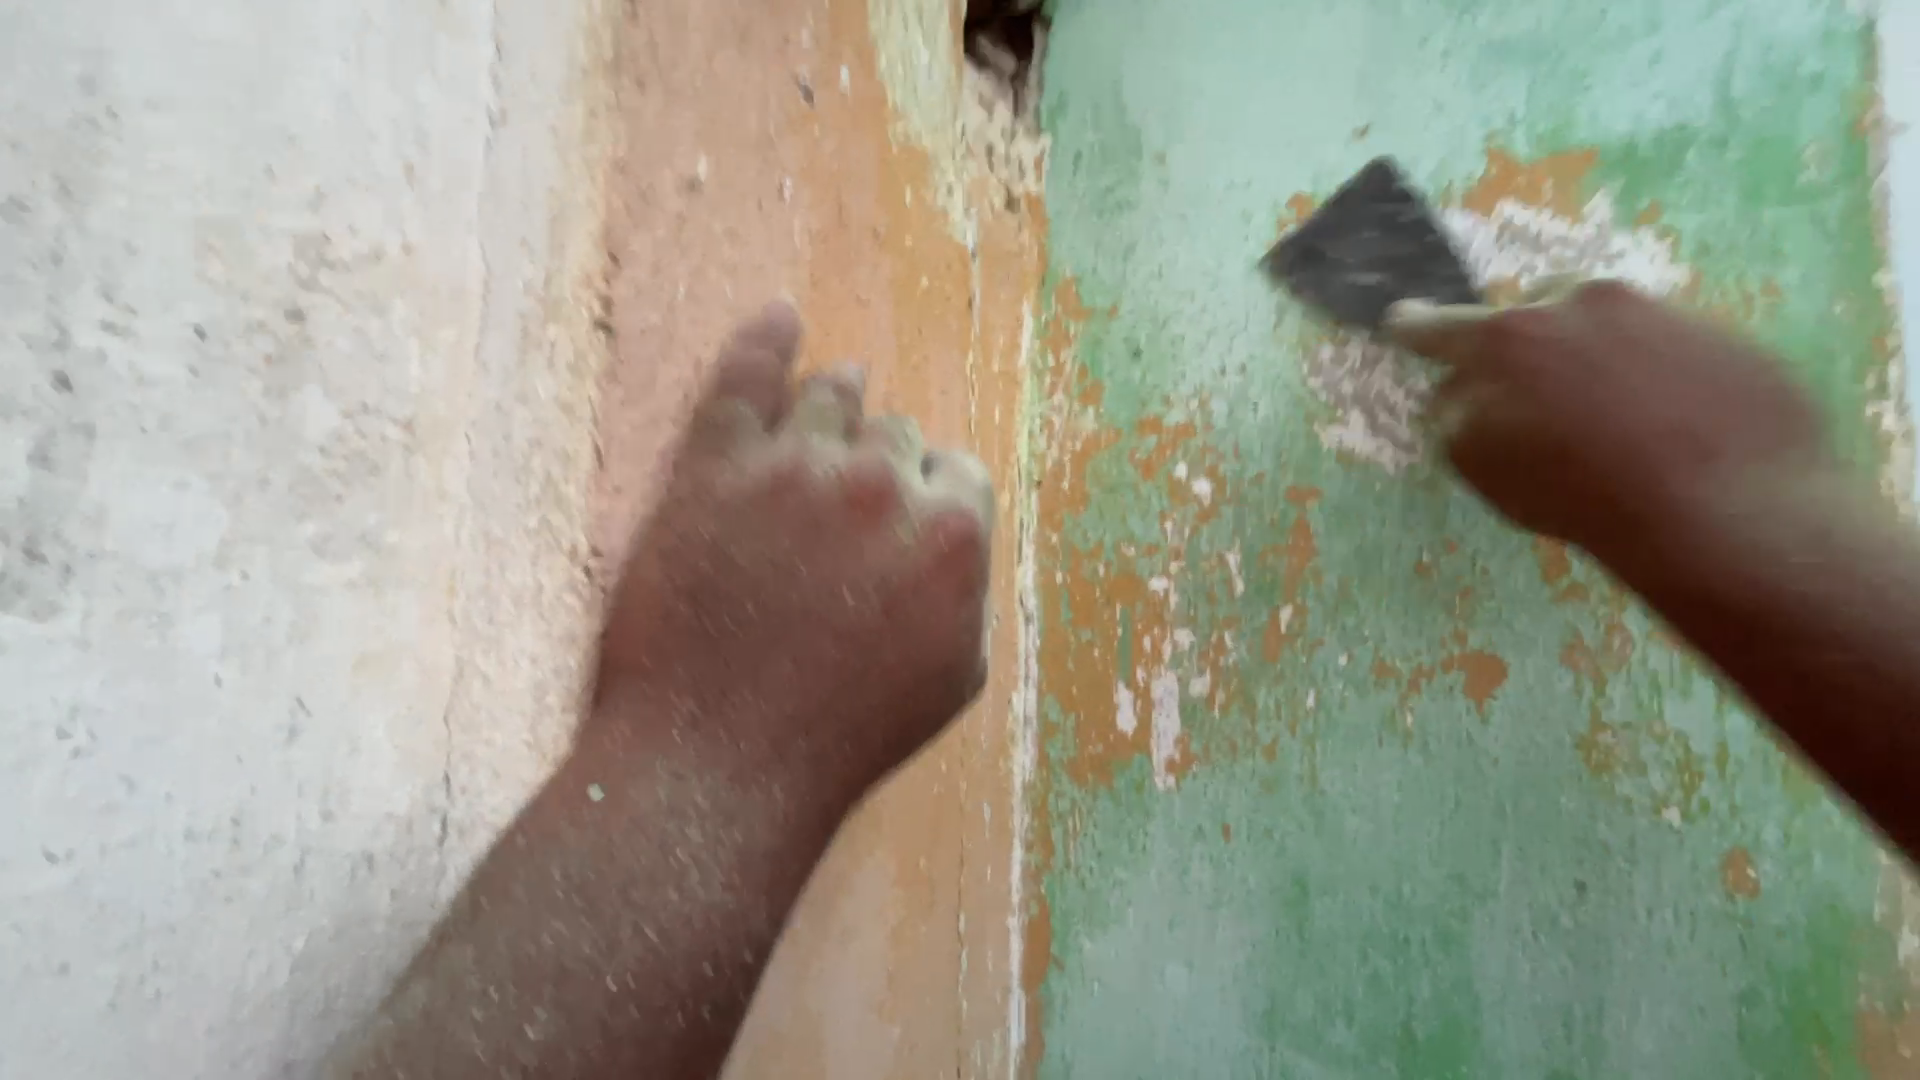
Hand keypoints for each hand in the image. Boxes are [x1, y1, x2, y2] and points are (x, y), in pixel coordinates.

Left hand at [594, 302, 993, 801]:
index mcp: (952, 533)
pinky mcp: (713, 467)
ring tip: (830, 405)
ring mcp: (795, 468)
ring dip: (838, 402)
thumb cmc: (847, 735)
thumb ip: (970, 592)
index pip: (958, 474)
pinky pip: (743, 374)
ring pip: (832, 395)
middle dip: (882, 461)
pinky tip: (780, 317)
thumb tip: (961, 543)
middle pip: (896, 434)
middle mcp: (882, 484)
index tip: (906, 514)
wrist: (720, 766)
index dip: (932, 493)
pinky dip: (764, 339)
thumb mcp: (955, 678)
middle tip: (853, 498)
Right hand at [1385, 281, 1830, 561]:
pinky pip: (1664, 340)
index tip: (1401, 321)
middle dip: (1521, 341)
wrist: (1725, 511)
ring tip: (1601, 411)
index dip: (1415, 328)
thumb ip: (1450, 416)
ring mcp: (1662, 310)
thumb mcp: (1479, 465)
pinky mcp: (1726, 331)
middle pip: (1532, 308)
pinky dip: (1647, 368)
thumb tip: (1453, 390)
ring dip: (1586, 351)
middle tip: (1529, 391)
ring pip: (1601, 320)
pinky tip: (1657, 420)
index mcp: (1510, 338)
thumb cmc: (1575, 492)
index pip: (1442, 326)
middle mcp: (1583, 303)